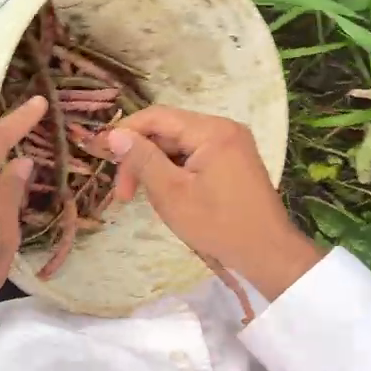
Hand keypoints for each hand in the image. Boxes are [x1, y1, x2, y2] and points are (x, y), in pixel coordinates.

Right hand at [104, 106, 324, 300]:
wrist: (267, 253)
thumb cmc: (217, 224)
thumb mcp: (171, 193)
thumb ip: (142, 160)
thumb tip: (115, 134)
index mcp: (211, 131)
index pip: (156, 117)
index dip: (125, 133)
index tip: (102, 157)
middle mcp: (224, 129)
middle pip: (167, 131)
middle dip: (141, 158)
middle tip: (123, 194)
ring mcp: (232, 145)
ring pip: (178, 146)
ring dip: (157, 168)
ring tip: (148, 199)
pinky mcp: (234, 162)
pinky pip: (194, 157)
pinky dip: (175, 173)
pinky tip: (169, 196)